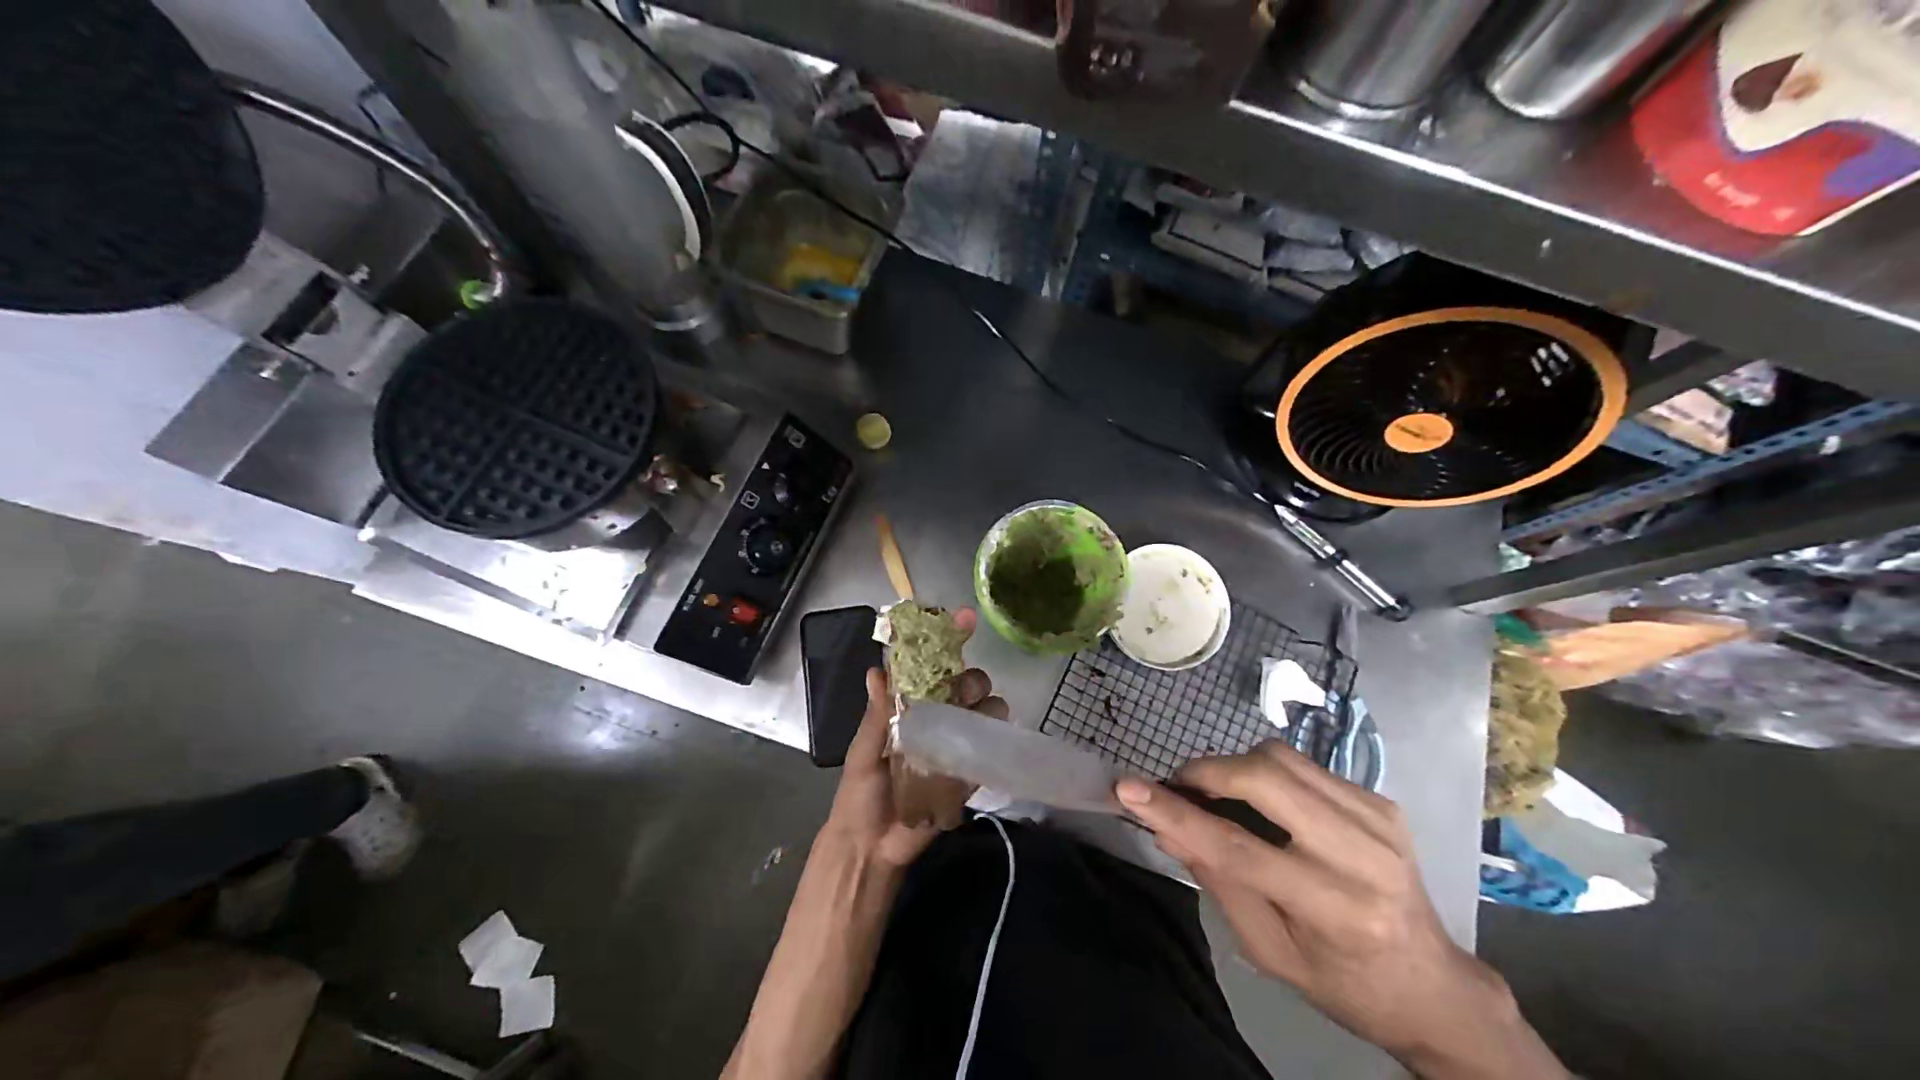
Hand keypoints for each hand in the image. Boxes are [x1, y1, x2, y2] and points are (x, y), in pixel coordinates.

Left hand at [818, 609, 1006, 868]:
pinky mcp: (969, 773)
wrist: (872, 846)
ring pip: (987, 712)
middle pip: (968, 684)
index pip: (932, 665)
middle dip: (973, 679)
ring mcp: (956, 744)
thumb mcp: (863, 751)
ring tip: (975, 720)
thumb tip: (876, 670)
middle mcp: (937, 718)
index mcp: (910, 706)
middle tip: (966, 690)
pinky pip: (990, 751)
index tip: (964, 619)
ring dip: (988, 708)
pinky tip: (986, 747)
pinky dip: (992, 744)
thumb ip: (877, 715)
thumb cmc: (860, 792)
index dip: (949, 640)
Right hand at [1117, 743, 1566, 1079]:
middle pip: (1266, 779)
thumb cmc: (1342, 982)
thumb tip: (1166, 828)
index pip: (1239, 849)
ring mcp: (1379, 819)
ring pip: (1281, 758)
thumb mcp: (1270, 951)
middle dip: (1207, 773)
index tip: (1129, 789)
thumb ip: (1218, 883)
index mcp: (1337, 911)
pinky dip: (1264, 772)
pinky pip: (1301, 764)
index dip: (1177, 815)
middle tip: (1177, 787)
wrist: (1432, 982)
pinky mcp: (1381, 800)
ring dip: (1233, 768)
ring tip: (1215, 795)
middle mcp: (1364, 855)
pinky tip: (1261, 801)